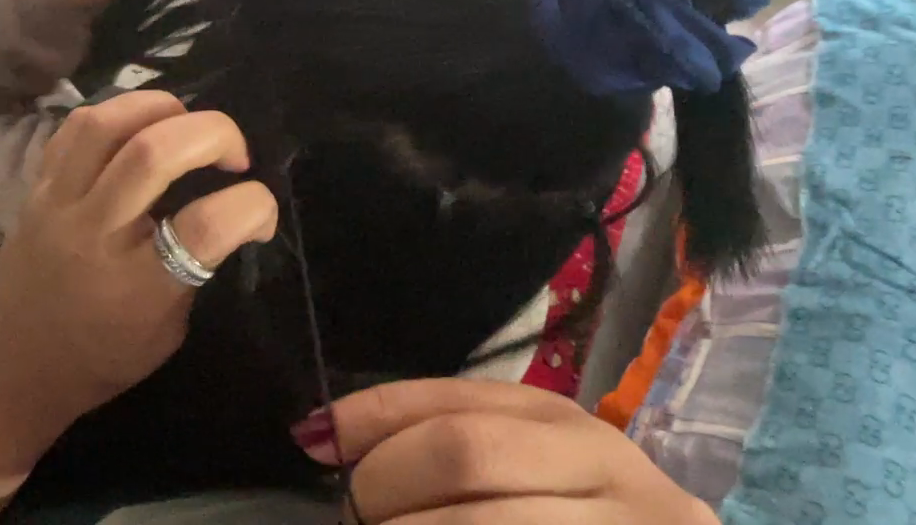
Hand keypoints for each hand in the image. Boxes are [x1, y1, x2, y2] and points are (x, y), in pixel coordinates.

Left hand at [0, 91, 280, 429]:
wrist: (13, 367)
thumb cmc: (102, 356)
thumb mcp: (169, 329)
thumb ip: (200, 265)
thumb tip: (234, 209)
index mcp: (136, 286)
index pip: (205, 226)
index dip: (253, 206)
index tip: (261, 212)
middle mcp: (95, 234)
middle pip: (154, 153)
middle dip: (214, 133)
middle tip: (234, 154)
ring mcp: (58, 203)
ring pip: (107, 123)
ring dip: (162, 108)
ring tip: (186, 125)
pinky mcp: (37, 186)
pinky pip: (75, 127)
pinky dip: (117, 113)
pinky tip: (140, 127)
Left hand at [296, 379, 717, 523]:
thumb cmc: (580, 514)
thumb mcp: (528, 463)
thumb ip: (448, 443)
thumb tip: (323, 434)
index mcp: (562, 422)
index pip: (451, 403)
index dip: (371, 418)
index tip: (314, 439)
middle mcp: (602, 465)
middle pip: (461, 452)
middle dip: (385, 484)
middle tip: (354, 513)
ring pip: (482, 522)